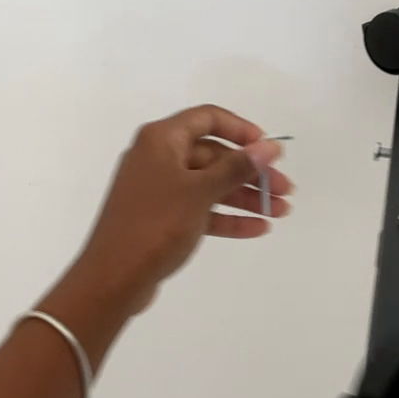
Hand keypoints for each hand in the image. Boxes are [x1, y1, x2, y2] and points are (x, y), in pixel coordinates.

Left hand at [63, 105, 289, 317]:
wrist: (113, 279)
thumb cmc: (155, 225)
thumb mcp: (200, 192)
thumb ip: (236, 167)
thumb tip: (268, 146)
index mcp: (161, 140)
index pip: (207, 119)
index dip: (241, 130)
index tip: (268, 149)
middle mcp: (158, 158)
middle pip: (214, 156)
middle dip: (251, 172)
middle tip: (286, 191)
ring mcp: (159, 189)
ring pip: (210, 185)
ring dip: (245, 197)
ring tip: (280, 212)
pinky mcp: (161, 218)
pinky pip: (201, 209)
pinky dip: (227, 217)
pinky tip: (257, 229)